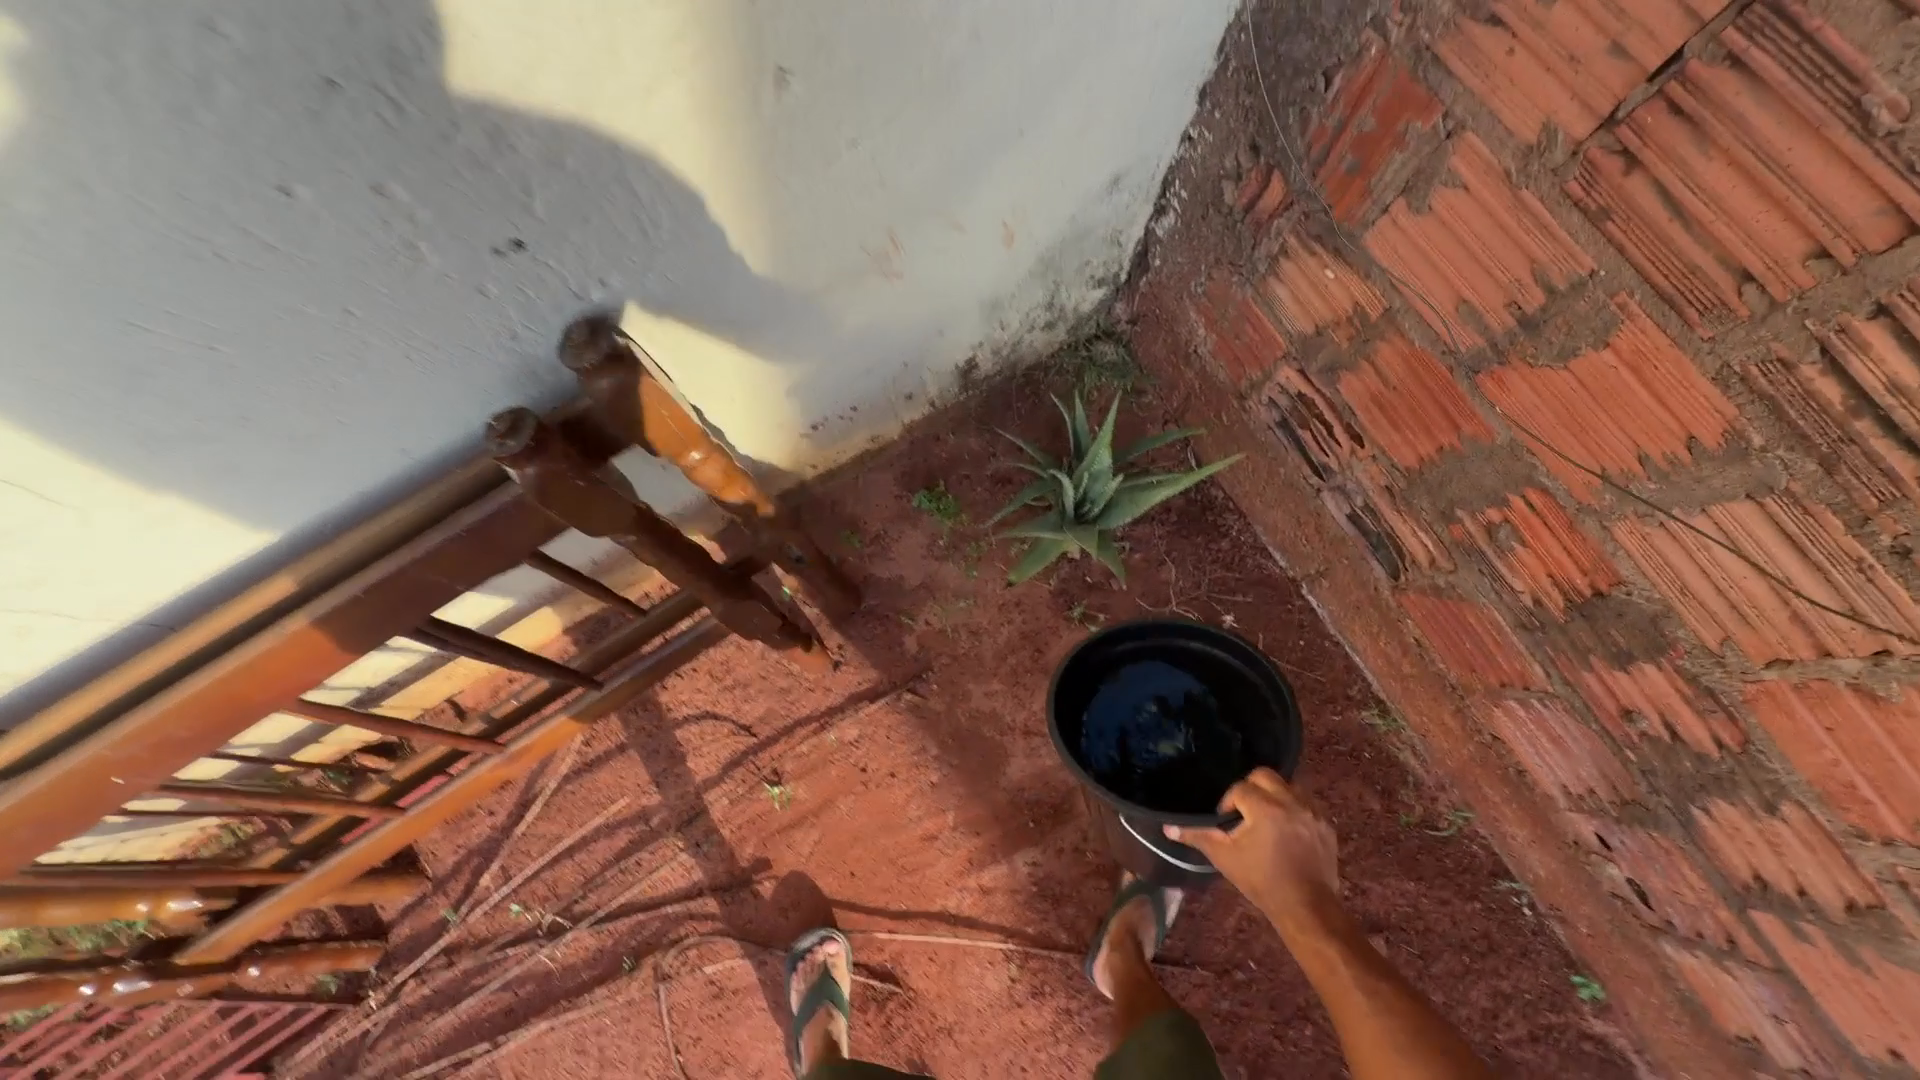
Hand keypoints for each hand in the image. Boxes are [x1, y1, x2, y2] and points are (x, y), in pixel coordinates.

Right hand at [1165, 768, 1339, 934]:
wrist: (1306, 907)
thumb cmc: (1261, 881)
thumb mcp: (1225, 858)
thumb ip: (1198, 836)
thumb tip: (1168, 827)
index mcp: (1265, 807)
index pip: (1239, 788)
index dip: (1228, 802)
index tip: (1227, 822)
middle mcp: (1291, 801)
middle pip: (1265, 775)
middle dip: (1251, 788)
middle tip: (1245, 811)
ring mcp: (1312, 811)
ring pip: (1289, 785)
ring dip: (1275, 794)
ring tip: (1266, 817)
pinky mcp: (1326, 824)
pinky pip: (1307, 803)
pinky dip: (1295, 808)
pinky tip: (1287, 829)